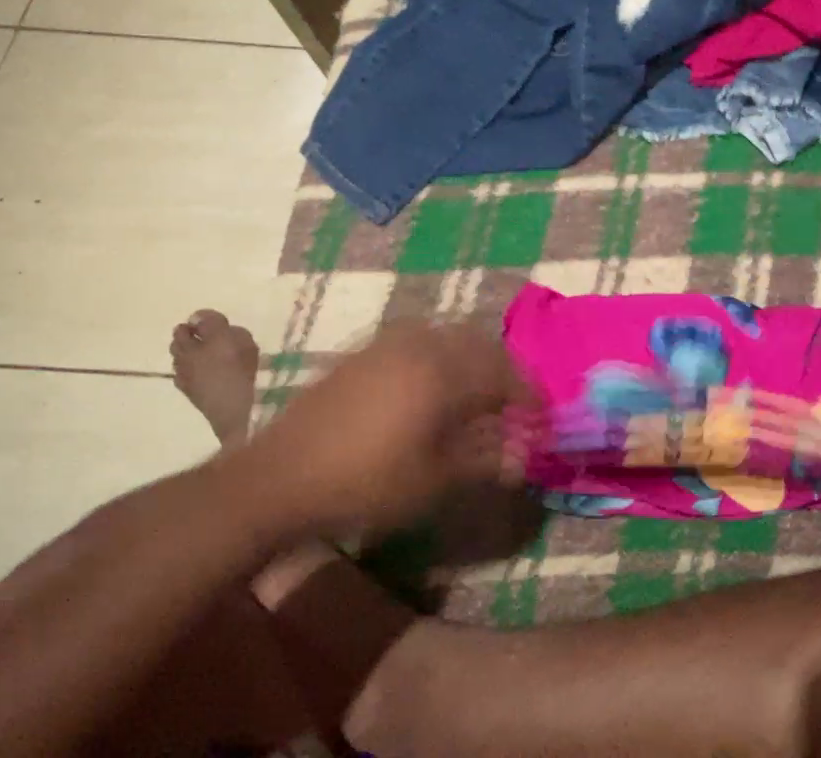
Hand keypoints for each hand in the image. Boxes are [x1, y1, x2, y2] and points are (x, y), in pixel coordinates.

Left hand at [235, 321, 531, 538]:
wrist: (279, 479)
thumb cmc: (366, 483)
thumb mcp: (435, 480)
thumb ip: (485, 462)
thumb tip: (522, 459)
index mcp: (444, 373)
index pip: (505, 374)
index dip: (528, 397)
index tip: (540, 419)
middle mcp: (420, 346)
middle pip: (479, 346)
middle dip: (504, 372)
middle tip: (514, 403)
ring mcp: (387, 345)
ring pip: (447, 337)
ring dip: (471, 360)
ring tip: (477, 393)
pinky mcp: (361, 354)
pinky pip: (417, 342)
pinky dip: (439, 357)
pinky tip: (432, 387)